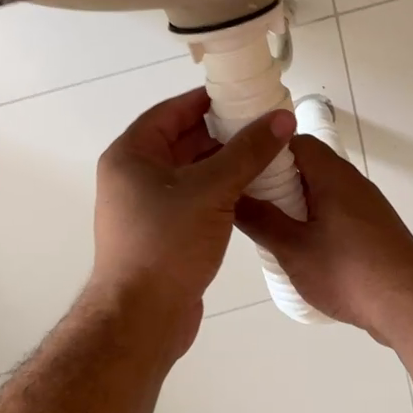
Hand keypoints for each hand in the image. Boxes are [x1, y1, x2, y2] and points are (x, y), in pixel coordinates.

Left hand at [89, 88, 293, 358]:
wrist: (142, 317)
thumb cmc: (167, 244)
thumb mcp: (212, 191)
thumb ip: (248, 152)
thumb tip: (281, 119)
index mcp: (130, 156)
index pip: (170, 112)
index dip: (206, 101)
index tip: (244, 95)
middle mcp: (133, 177)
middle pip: (182, 142)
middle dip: (222, 133)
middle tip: (264, 126)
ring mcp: (146, 208)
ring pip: (190, 174)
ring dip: (225, 164)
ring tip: (267, 156)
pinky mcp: (163, 235)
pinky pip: (194, 200)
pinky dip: (220, 192)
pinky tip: (253, 192)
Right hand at [235, 136, 412, 344]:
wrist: (409, 306)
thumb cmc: (347, 271)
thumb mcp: (293, 249)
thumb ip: (260, 221)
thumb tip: (232, 198)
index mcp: (333, 175)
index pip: (295, 140)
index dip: (265, 149)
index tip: (240, 168)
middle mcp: (353, 183)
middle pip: (309, 166)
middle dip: (277, 182)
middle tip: (248, 203)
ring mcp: (368, 207)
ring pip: (323, 192)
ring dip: (296, 205)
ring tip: (270, 229)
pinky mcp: (375, 231)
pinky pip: (337, 213)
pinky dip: (316, 222)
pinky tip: (303, 250)